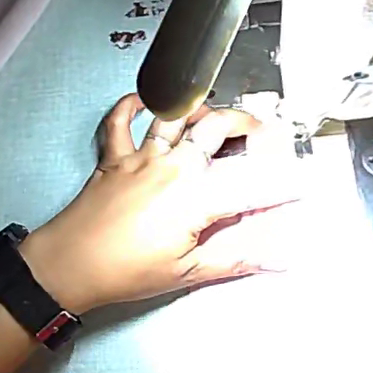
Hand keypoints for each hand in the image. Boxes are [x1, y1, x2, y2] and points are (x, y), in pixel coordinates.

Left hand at [20, 94, 299, 311]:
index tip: (303, 182)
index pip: (251, 184)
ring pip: (175, 116)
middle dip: (245, 122)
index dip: (282, 183)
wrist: (69, 265)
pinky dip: (130, 106)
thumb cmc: (126, 271)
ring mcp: (142, 157)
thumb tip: (276, 260)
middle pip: (216, 127)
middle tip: (260, 130)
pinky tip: (141, 101)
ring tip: (212, 111)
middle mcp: (174, 167)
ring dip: (196, 108)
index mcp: (197, 197)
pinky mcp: (114, 157)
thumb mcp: (188, 272)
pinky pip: (120, 121)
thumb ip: (235, 259)